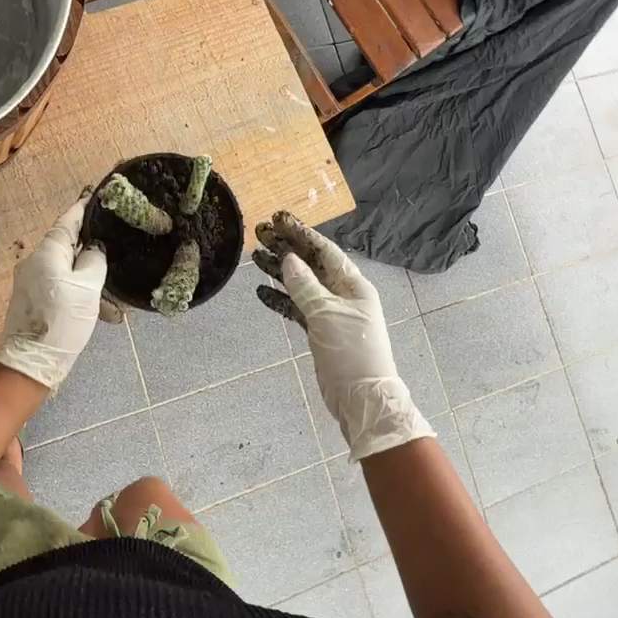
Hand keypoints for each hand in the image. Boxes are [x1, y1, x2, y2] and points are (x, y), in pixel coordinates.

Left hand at [0, 196, 108, 391]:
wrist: (32, 362)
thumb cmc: (61, 320)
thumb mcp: (88, 288)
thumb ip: (94, 261)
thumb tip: (94, 249)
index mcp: (47, 252)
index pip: (68, 220)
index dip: (84, 208)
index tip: (97, 195)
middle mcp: (35, 262)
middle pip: (68, 246)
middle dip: (92, 252)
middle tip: (117, 250)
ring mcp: (32, 282)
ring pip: (68, 271)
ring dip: (91, 282)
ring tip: (113, 301)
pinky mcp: (34, 301)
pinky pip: (62, 288)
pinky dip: (81, 295)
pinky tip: (100, 312)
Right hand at [254, 212, 433, 461]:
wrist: (362, 398)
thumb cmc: (351, 352)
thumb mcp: (327, 315)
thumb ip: (305, 286)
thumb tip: (289, 259)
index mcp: (352, 284)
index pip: (323, 250)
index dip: (300, 233)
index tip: (277, 219)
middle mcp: (343, 294)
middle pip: (310, 264)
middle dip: (286, 248)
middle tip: (259, 233)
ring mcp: (331, 313)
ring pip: (301, 284)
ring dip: (280, 271)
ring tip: (254, 257)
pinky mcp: (320, 331)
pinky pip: (297, 308)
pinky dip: (280, 300)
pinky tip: (261, 293)